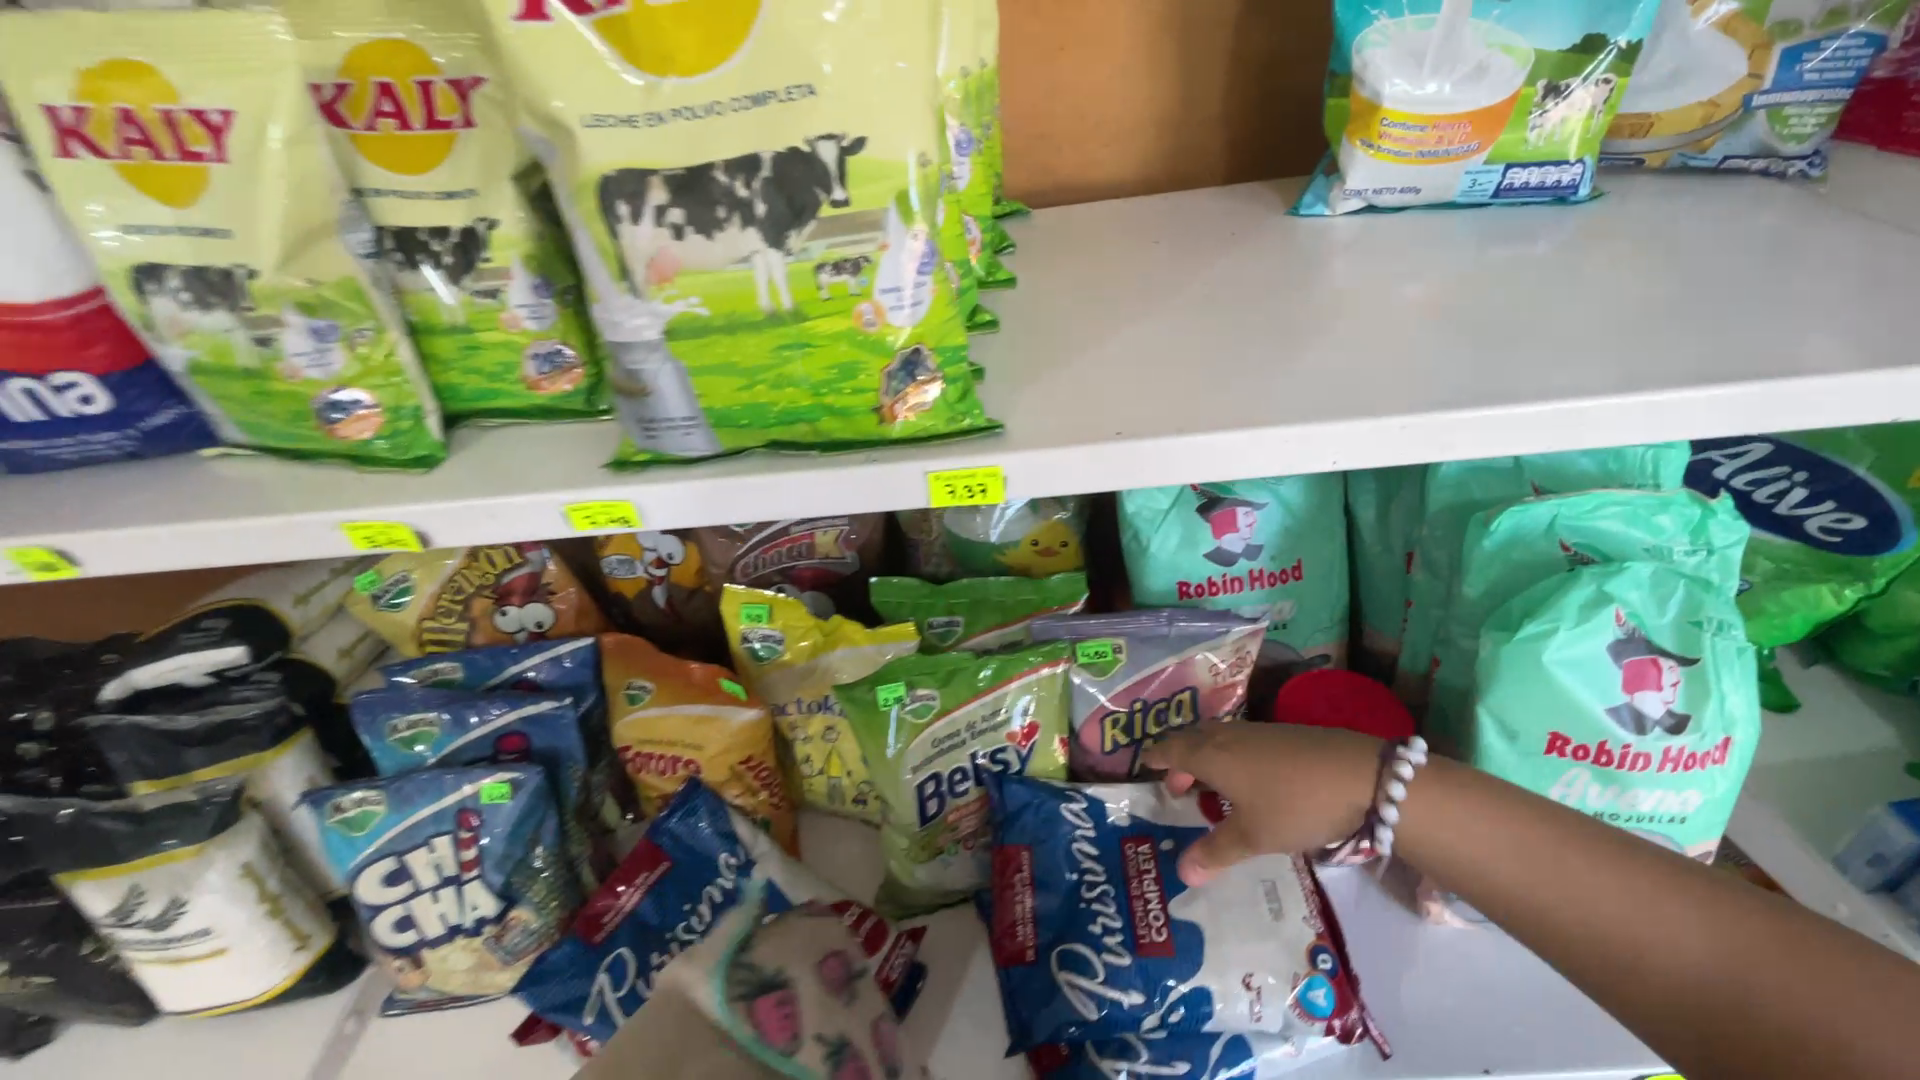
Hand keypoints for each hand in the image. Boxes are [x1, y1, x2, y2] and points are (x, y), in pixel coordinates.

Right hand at [1141, 723, 1384, 887]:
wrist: (1362, 776)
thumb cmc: (1294, 805)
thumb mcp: (1253, 836)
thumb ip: (1216, 852)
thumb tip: (1182, 873)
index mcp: (1212, 755)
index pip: (1172, 749)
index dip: (1157, 757)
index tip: (1146, 765)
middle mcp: (1229, 737)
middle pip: (1193, 739)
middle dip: (1180, 759)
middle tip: (1177, 786)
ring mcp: (1259, 733)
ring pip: (1219, 739)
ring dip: (1207, 758)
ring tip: (1211, 787)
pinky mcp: (1285, 736)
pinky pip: (1242, 742)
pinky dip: (1232, 757)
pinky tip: (1249, 782)